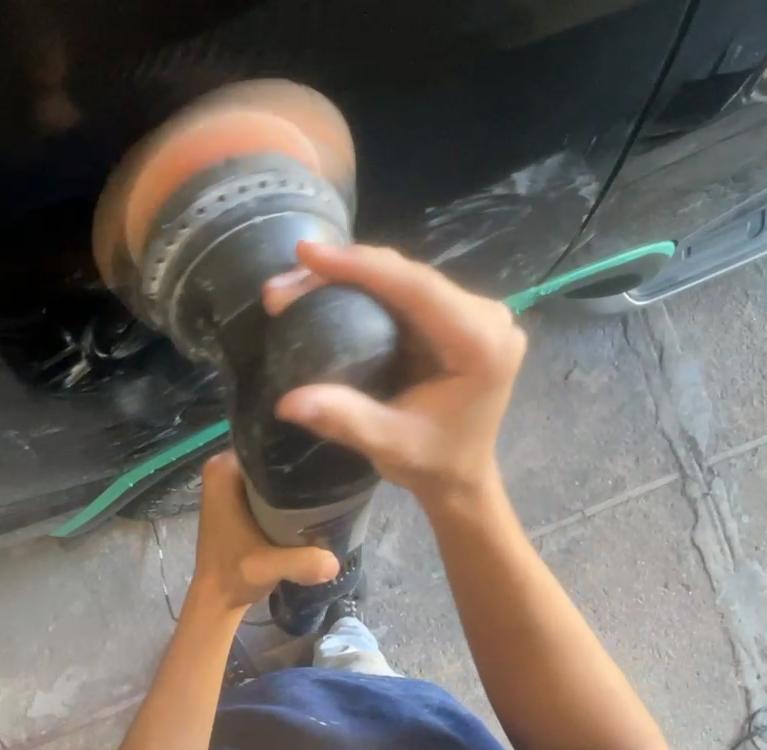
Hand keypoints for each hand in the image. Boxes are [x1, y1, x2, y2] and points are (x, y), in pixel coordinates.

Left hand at [187, 452, 339, 615]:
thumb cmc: (235, 576)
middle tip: (341, 467)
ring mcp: (231, 482)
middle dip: (304, 461)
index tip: (333, 453)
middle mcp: (224, 468)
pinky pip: (271, 483)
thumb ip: (301, 562)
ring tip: (335, 479)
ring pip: (275, 469)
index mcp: (224, 471)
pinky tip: (317, 496)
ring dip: (299, 477)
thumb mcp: (268, 567)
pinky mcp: (239, 498)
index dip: (301, 446)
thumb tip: (336, 562)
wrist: (218, 599)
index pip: (269, 440)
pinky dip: (290, 491)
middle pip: (275, 452)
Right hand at [265, 242, 525, 511]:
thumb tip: (287, 402)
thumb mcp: (390, 445)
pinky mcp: (453, 318)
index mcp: (482, 344)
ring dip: (346, 277)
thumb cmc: (434, 463)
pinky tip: (322, 291)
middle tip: (281, 286)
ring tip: (292, 286)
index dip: (360, 266)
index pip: (417, 288)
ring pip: (401, 279)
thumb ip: (346, 419)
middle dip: (342, 272)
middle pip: (407, 277)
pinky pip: (402, 292)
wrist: (460, 478)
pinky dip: (360, 289)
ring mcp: (471, 314)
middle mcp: (485, 317)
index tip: (307, 254)